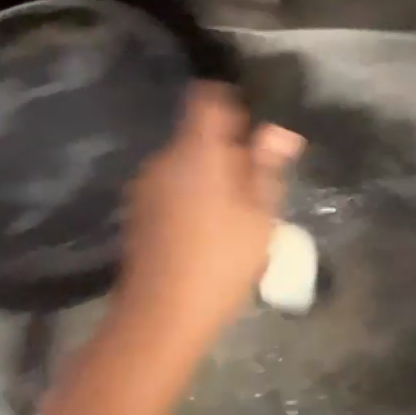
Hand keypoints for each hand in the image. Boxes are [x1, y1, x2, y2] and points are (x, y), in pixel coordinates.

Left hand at [117, 82, 303, 342]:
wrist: (161, 317)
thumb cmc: (221, 261)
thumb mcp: (261, 215)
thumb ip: (267, 166)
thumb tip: (278, 129)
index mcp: (197, 150)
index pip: (208, 98)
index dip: (233, 104)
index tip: (254, 128)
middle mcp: (165, 158)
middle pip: (197, 134)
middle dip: (226, 149)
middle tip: (256, 183)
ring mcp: (146, 185)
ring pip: (184, 163)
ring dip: (208, 175)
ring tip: (234, 213)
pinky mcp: (137, 212)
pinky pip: (170, 187)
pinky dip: (190, 196)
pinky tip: (206, 232)